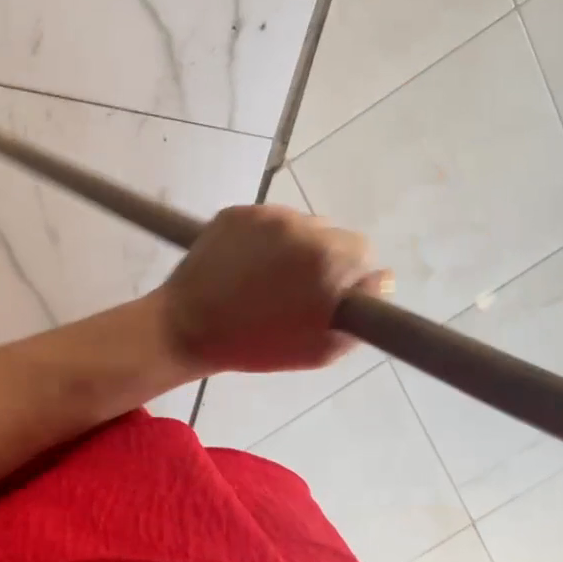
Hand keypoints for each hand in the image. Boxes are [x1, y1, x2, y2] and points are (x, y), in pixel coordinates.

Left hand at [158, 205, 389, 374]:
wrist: (184, 328)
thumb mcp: (322, 349)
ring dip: (293, 247)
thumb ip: (363, 316)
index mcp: (333, 259)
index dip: (349, 281)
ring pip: (301, 227)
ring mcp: (268, 215)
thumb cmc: (255, 346)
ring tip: (262, 278)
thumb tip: (377, 282)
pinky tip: (243, 264)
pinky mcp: (237, 212)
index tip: (325, 298)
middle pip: (335, 237)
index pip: (365, 258)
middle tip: (293, 289)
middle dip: (324, 260)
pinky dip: (262, 239)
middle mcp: (305, 227)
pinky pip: (265, 222)